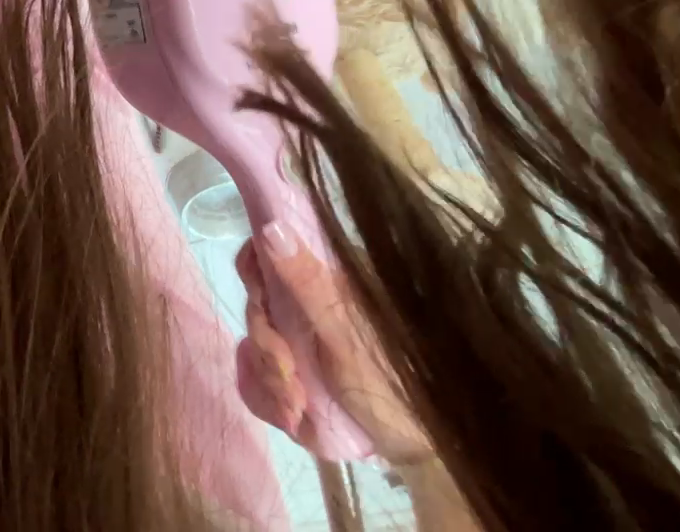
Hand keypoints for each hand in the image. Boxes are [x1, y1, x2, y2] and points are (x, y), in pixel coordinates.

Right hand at [236, 227, 433, 464]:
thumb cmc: (394, 389)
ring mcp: (305, 335)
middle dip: (266, 344)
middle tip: (289, 375)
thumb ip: (307, 281)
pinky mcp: (300, 368)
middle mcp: (313, 299)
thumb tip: (271, 225)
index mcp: (330, 277)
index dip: (254, 272)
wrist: (424, 453)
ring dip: (269, 375)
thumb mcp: (346, 335)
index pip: (268, 250)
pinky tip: (293, 412)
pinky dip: (271, 392)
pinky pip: (262, 369)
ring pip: (258, 339)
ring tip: (297, 407)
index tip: (263, 306)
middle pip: (259, 301)